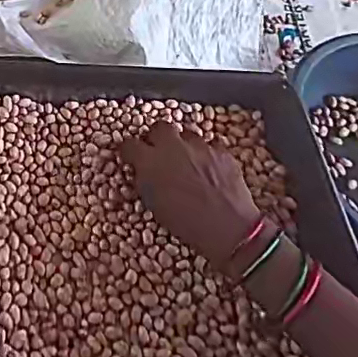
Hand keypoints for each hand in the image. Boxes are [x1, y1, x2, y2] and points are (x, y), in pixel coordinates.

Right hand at [122, 122, 261, 266]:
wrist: (228, 229)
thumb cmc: (187, 223)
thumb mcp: (155, 205)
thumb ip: (145, 181)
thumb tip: (142, 172)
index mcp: (149, 161)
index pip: (129, 144)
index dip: (129, 151)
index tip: (131, 157)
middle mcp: (172, 147)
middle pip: (159, 128)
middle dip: (157, 137)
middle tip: (159, 152)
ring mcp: (199, 147)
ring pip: (186, 135)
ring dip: (183, 145)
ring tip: (187, 161)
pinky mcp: (221, 152)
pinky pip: (210, 146)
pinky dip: (207, 155)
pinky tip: (209, 169)